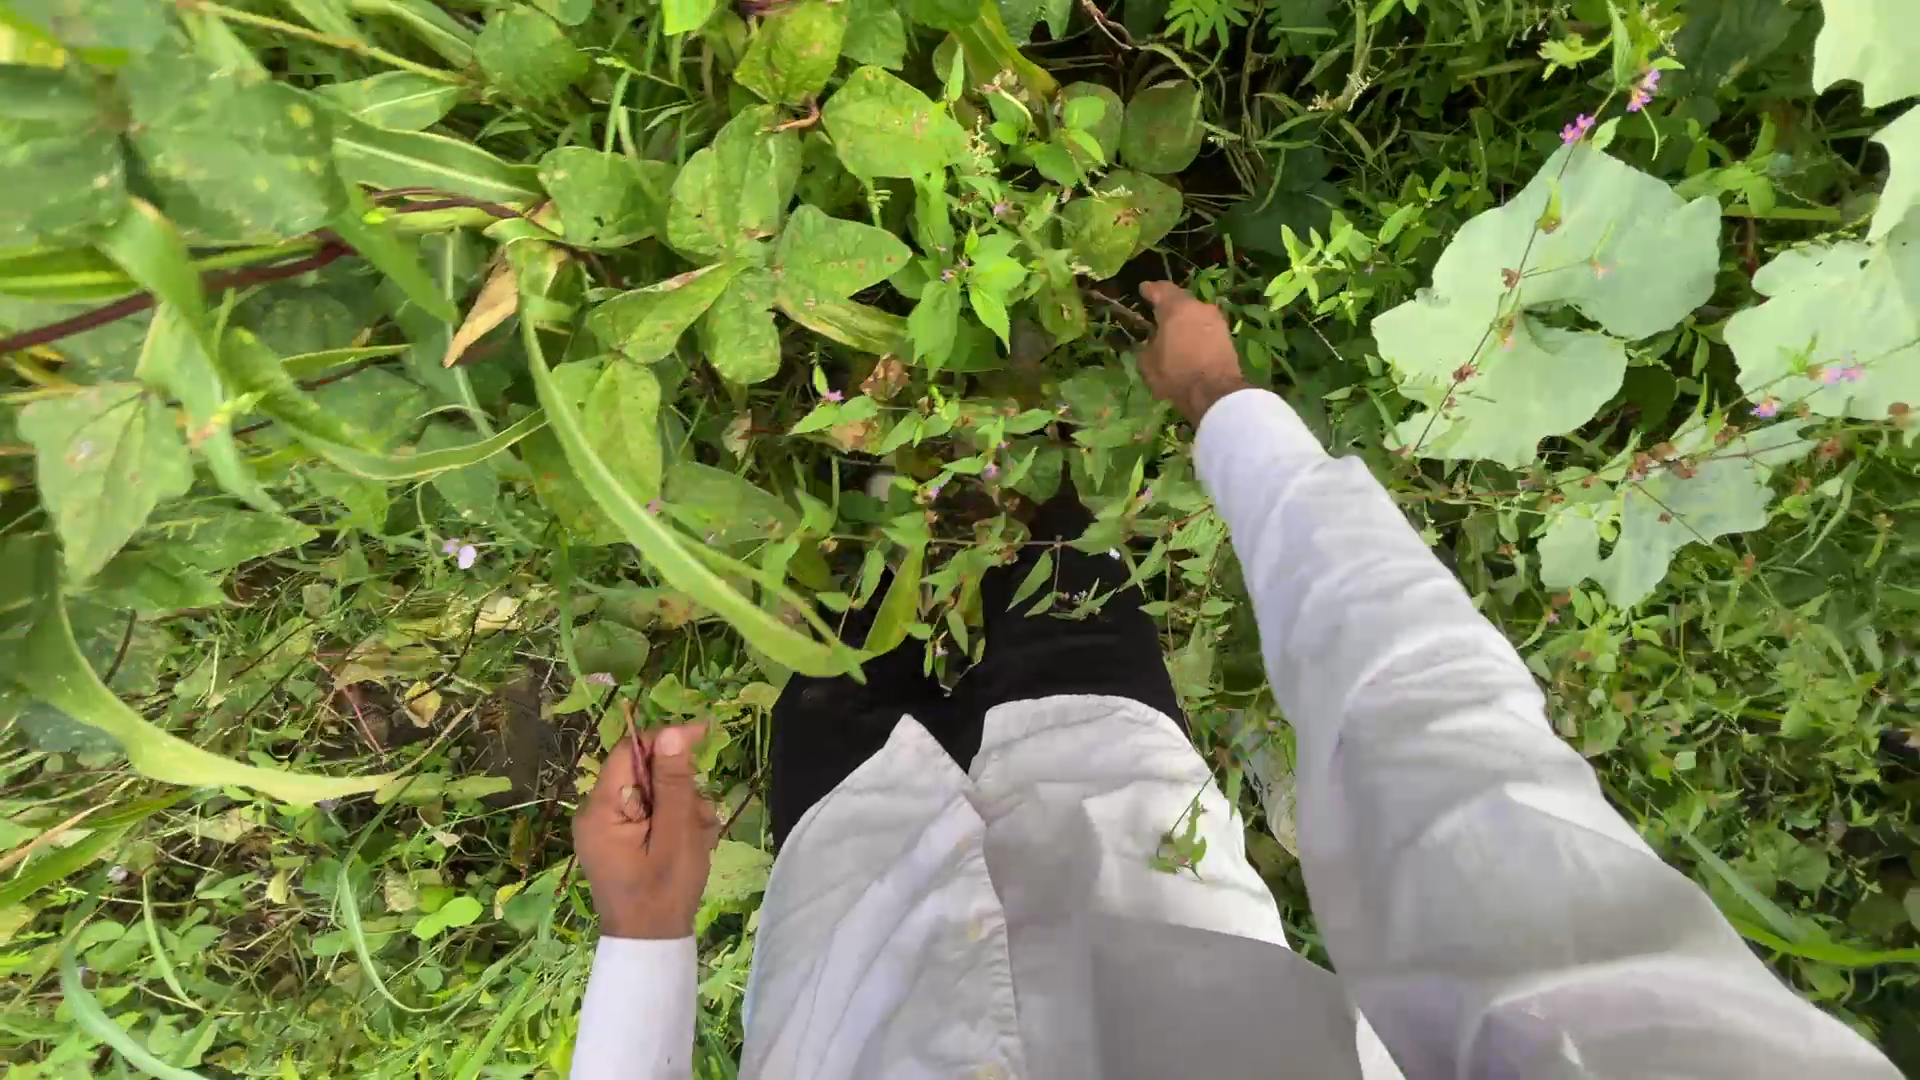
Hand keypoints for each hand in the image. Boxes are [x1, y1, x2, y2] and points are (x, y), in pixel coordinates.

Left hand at [573, 723, 719, 938]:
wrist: (651, 944)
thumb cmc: (663, 891)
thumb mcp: (676, 834)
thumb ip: (674, 782)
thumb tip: (672, 732)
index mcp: (602, 809)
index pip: (631, 750)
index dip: (667, 739)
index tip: (705, 737)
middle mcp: (598, 811)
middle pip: (645, 770)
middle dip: (681, 785)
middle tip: (701, 814)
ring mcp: (609, 825)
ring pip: (655, 789)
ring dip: (684, 804)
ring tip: (698, 836)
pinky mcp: (621, 837)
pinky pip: (652, 809)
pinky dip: (677, 819)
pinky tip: (691, 841)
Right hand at [1137, 281, 1249, 424]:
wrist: (1214, 391)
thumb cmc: (1176, 374)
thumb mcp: (1148, 364)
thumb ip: (1146, 347)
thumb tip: (1150, 341)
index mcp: (1175, 309)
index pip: (1161, 290)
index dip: (1151, 289)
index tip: (1144, 288)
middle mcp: (1198, 307)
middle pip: (1181, 300)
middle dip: (1169, 305)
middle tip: (1158, 312)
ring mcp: (1216, 320)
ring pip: (1195, 314)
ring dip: (1184, 320)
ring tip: (1174, 331)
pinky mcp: (1226, 335)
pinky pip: (1205, 327)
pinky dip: (1195, 331)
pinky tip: (1189, 342)